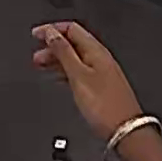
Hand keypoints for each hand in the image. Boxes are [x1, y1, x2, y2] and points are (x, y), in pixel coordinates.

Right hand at [32, 21, 142, 141]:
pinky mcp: (101, 85)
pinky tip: (58, 77)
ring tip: (41, 65)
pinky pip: (79, 70)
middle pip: (72, 43)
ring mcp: (101, 72)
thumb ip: (64, 52)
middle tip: (36, 53)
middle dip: (52, 45)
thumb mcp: (78, 75)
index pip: (71, 29)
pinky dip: (65, 70)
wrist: (125, 131)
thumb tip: (52, 33)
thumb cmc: (106, 106)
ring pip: (74, 57)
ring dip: (56, 59)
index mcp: (96, 50)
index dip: (52, 29)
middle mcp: (100, 58)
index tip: (37, 34)